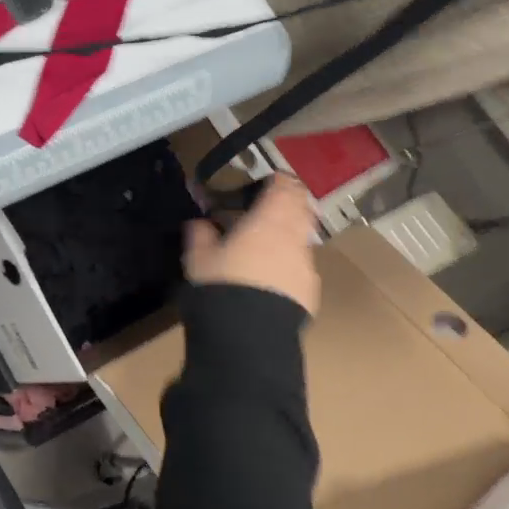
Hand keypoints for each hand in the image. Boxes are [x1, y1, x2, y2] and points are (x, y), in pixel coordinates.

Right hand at [184, 175, 321, 314]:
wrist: (249, 329)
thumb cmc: (222, 282)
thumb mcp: (198, 256)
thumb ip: (200, 233)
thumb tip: (201, 222)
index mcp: (268, 223)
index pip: (284, 190)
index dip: (280, 181)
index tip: (271, 178)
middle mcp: (294, 238)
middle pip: (301, 211)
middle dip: (290, 204)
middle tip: (272, 205)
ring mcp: (306, 264)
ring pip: (302, 239)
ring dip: (288, 234)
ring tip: (266, 242)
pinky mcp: (310, 288)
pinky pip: (300, 265)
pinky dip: (288, 260)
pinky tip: (270, 273)